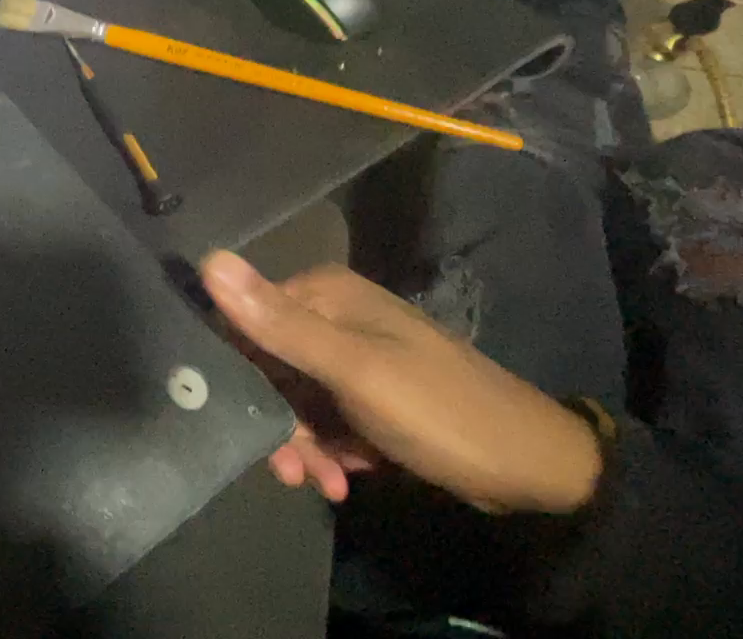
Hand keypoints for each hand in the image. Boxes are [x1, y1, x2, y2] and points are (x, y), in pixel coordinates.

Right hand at [200, 252, 601, 513]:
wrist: (535, 470)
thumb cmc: (437, 410)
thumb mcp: (353, 369)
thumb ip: (279, 322)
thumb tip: (208, 259)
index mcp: (323, 294)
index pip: (246, 320)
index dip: (235, 371)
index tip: (237, 419)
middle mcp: (332, 315)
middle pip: (269, 365)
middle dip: (275, 420)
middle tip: (291, 468)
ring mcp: (353, 354)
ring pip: (294, 398)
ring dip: (302, 443)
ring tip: (324, 482)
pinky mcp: (368, 392)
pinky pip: (324, 416)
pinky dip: (327, 448)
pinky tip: (342, 478)